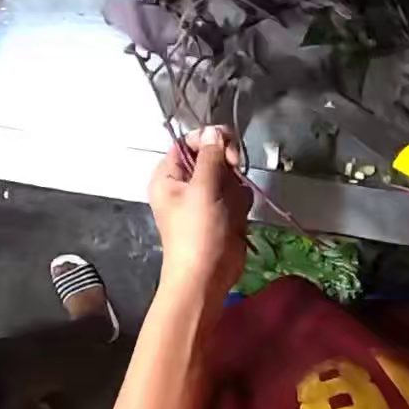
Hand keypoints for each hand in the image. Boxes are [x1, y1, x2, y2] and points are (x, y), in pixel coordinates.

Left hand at [149, 126, 250, 293]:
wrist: (206, 277)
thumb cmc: (198, 234)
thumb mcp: (203, 190)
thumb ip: (210, 157)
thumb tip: (213, 130)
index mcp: (168, 175)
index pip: (189, 142)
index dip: (210, 141)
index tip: (228, 150)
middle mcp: (184, 184)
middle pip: (212, 156)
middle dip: (227, 167)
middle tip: (234, 174)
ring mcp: (204, 198)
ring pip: (229, 175)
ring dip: (234, 189)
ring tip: (229, 208)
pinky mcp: (222, 211)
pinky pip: (236, 194)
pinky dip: (240, 204)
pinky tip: (236, 217)